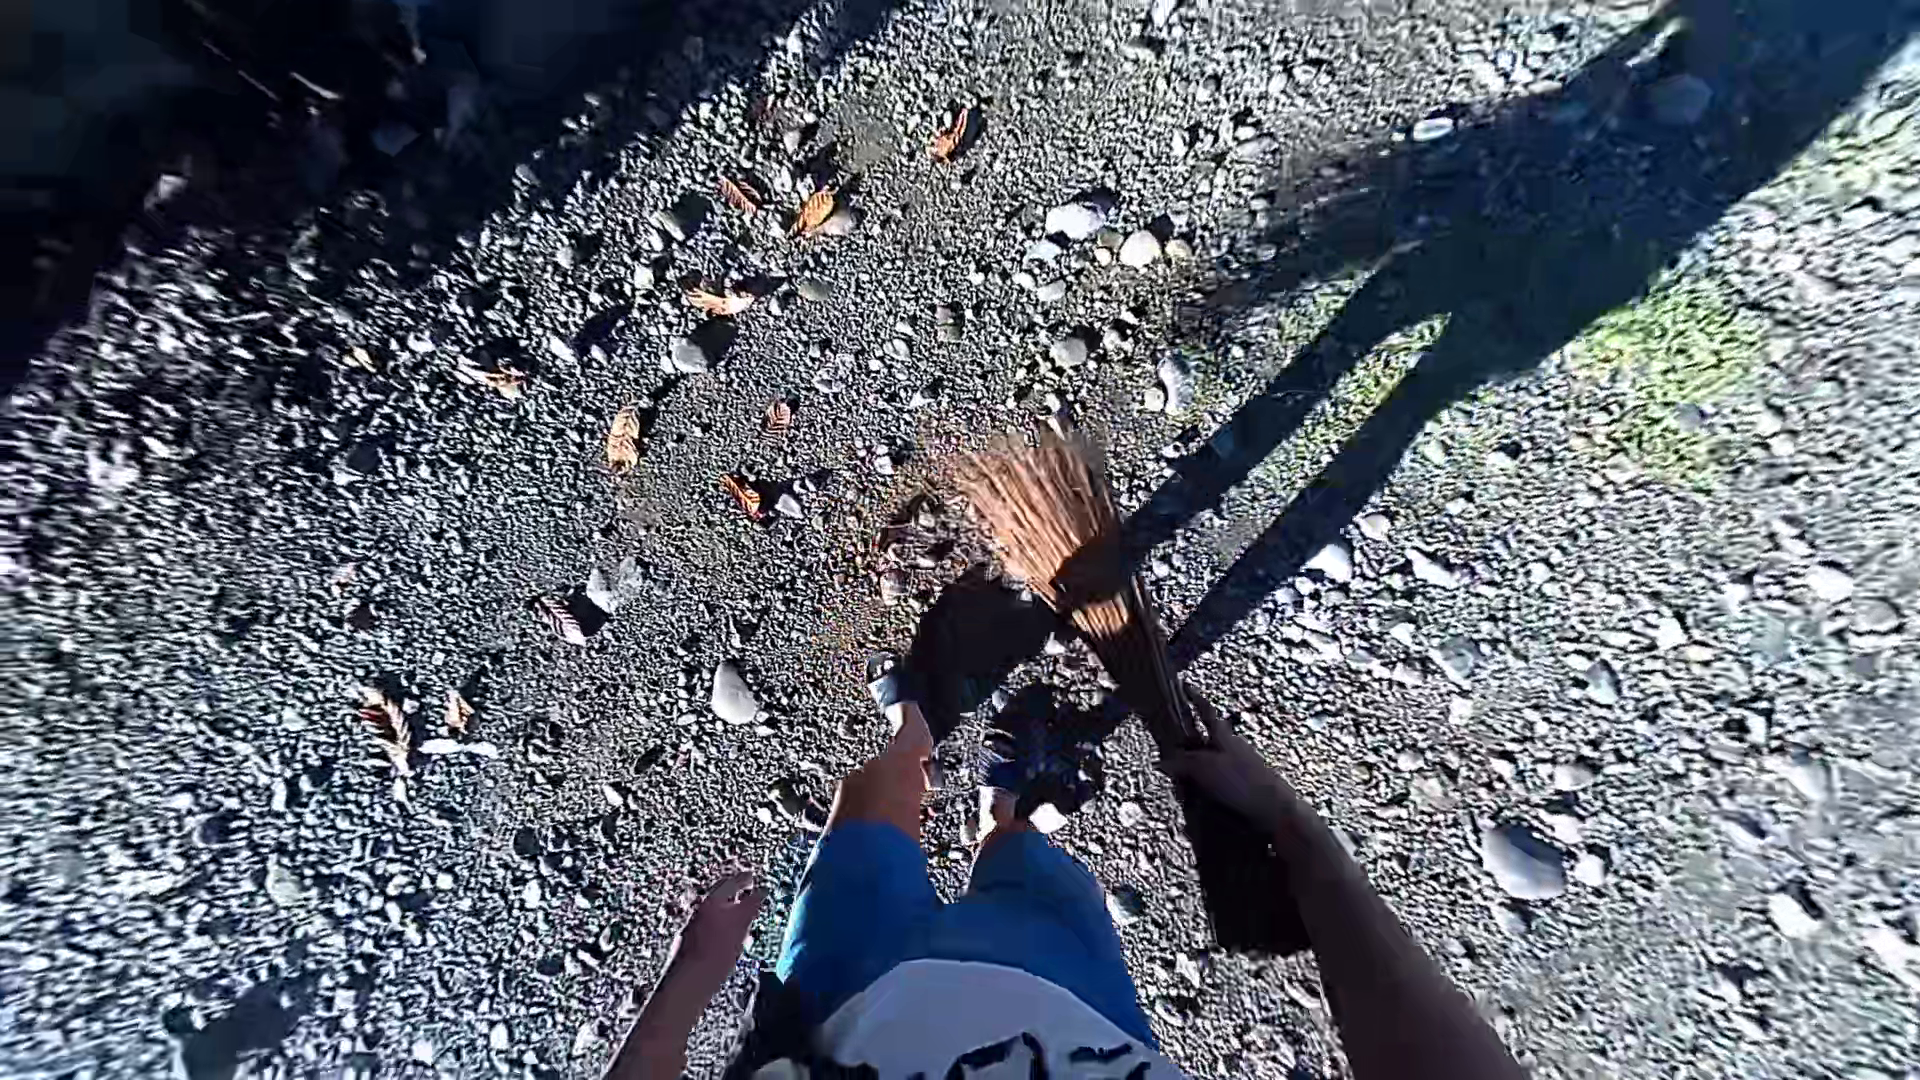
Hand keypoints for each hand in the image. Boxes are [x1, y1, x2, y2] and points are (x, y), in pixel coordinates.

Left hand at [670, 871, 766, 983]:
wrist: (688, 986)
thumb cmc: (716, 951)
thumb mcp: (742, 922)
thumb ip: (753, 903)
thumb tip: (762, 891)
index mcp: (711, 901)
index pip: (731, 883)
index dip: (745, 879)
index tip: (753, 877)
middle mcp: (699, 912)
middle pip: (721, 899)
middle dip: (736, 898)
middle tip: (750, 899)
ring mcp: (692, 932)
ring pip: (716, 917)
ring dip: (731, 918)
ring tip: (745, 927)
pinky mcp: (689, 951)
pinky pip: (710, 934)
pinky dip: (722, 934)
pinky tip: (731, 946)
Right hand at [1163, 690, 1303, 831]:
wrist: (1279, 815)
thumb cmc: (1241, 782)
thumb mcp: (1203, 768)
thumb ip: (1180, 762)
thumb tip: (1161, 762)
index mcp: (1224, 735)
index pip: (1206, 710)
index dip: (1194, 697)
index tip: (1184, 685)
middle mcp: (1234, 747)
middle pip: (1205, 738)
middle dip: (1187, 744)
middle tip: (1170, 753)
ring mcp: (1242, 767)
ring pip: (1211, 761)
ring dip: (1195, 769)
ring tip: (1182, 783)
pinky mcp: (1246, 788)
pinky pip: (1218, 781)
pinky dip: (1206, 786)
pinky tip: (1199, 799)